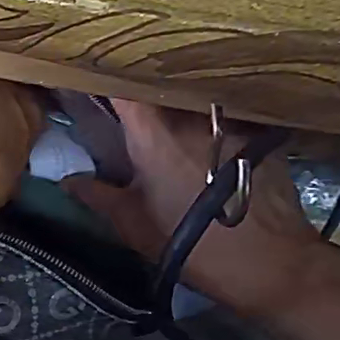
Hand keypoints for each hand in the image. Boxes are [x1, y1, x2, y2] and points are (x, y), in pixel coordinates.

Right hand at [65, 100, 339, 321]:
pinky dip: (207, 122)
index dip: (104, 77)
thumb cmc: (192, 245)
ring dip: (175, 108)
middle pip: (157, 86)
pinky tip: (205, 143)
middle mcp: (189, 114)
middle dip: (139, 92)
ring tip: (170, 125)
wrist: (270, 263)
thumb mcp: (135, 227)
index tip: (91, 80)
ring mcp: (226, 118)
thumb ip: (98, 197)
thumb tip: (68, 180)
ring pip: (191, 100)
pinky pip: (221, 115)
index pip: (121, 85)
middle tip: (127, 107)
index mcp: (152, 132)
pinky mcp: (256, 131)